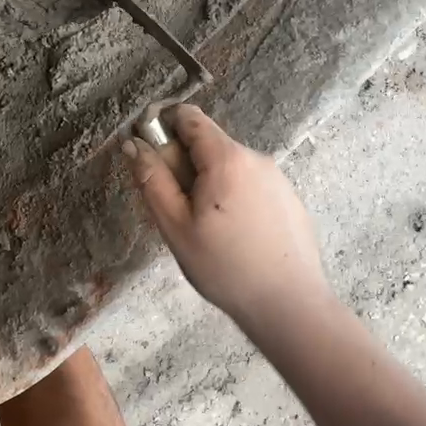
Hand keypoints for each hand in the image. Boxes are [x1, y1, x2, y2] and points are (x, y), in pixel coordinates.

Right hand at [121, 105, 331, 330]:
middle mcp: (255, 158)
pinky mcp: (289, 199)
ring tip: (207, 229)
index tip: (154, 162)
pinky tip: (234, 236)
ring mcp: (277, 178)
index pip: (188, 116)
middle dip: (184, 165)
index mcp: (227, 158)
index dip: (163, 129)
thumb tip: (132, 143)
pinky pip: (248, 184)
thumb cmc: (225, 266)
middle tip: (178, 209)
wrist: (292, 308)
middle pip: (206, 143)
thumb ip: (151, 178)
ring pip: (227, 166)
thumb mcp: (175, 225)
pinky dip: (232, 198)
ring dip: (207, 183)